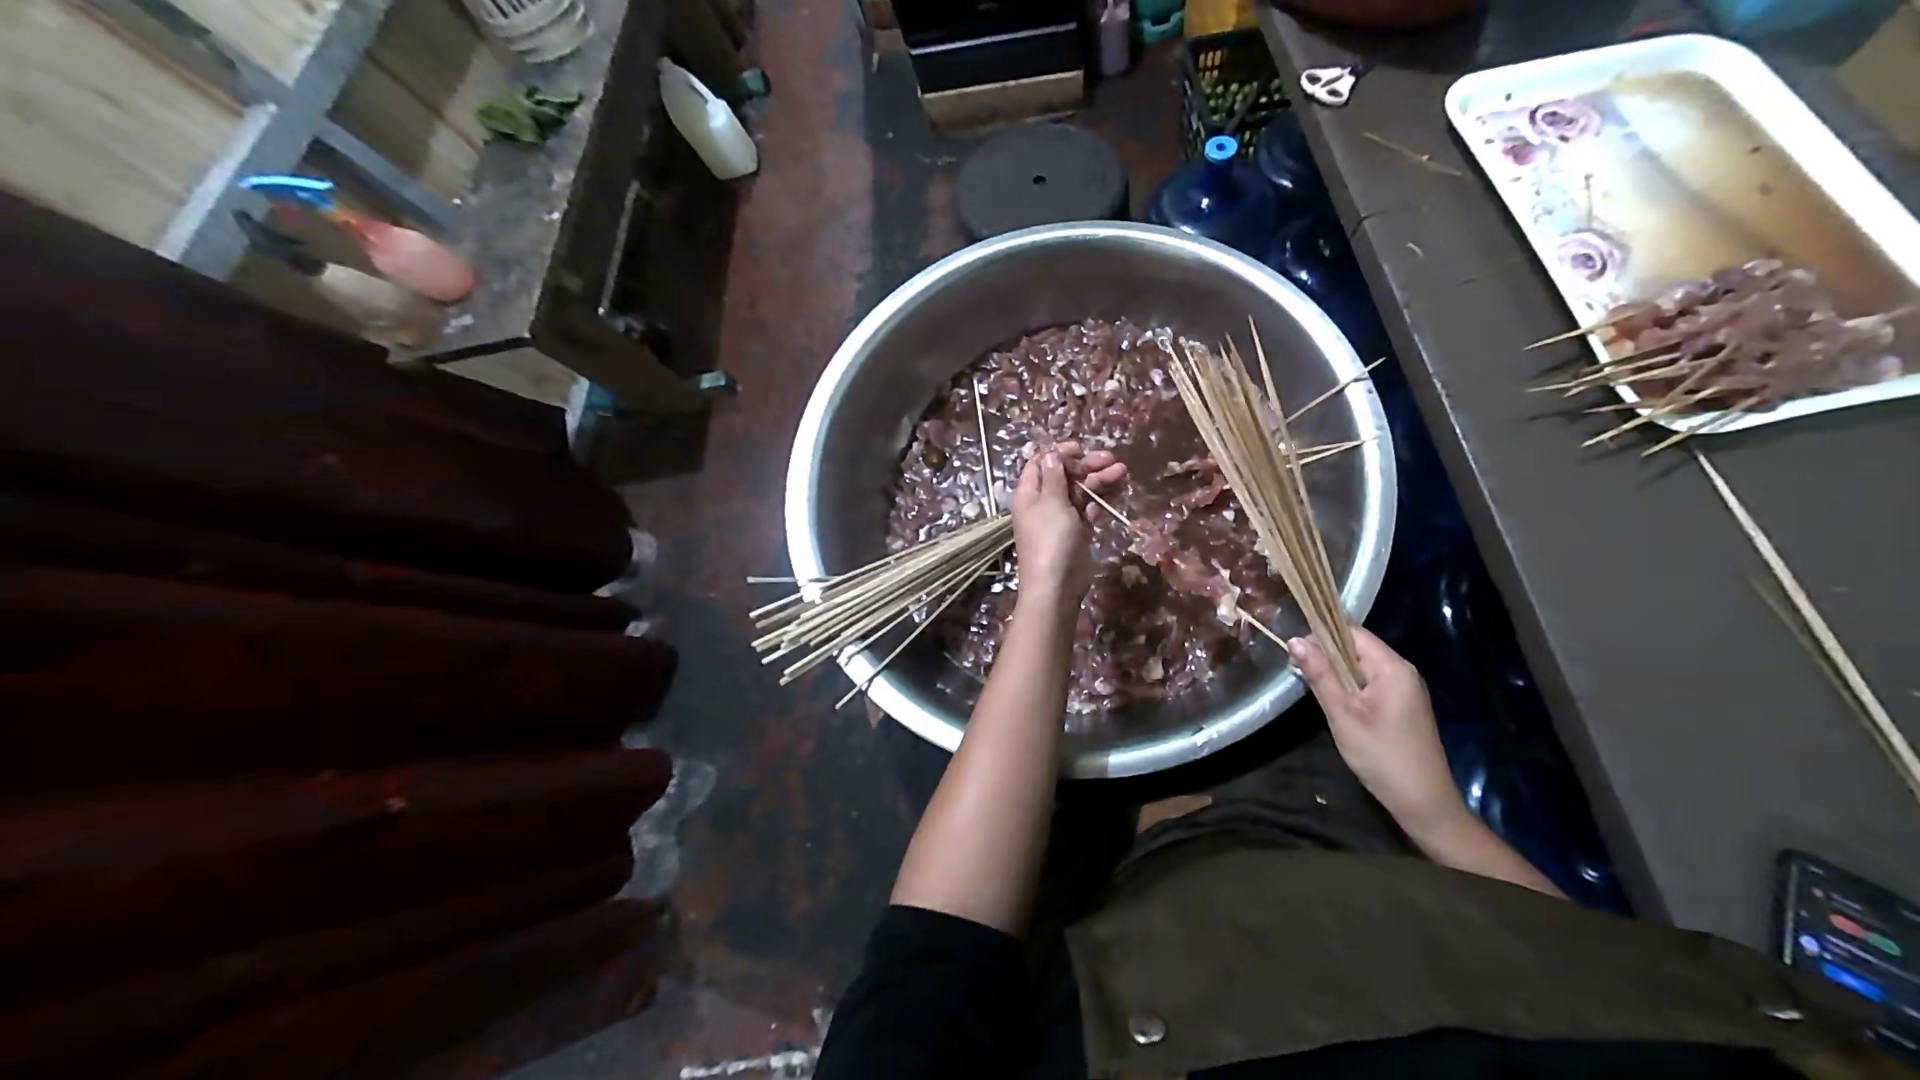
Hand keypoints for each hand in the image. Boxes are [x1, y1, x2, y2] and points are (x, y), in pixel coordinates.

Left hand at [1011, 441, 1123, 611]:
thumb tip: (1051, 455)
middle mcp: (1043, 503)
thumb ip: (1053, 477)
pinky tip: (1118, 489)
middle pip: (1064, 475)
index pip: (1040, 464)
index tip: (1080, 448)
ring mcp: (1061, 517)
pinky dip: (1102, 498)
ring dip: (1099, 479)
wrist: (1056, 585)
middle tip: (1110, 459)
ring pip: (1080, 491)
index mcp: (1029, 493)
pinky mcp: (1078, 531)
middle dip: (1086, 465)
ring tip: (1122, 471)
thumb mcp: (1050, 503)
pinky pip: (1089, 508)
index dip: (1059, 453)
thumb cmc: (1049, 539)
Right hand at [1289, 627, 1467, 838]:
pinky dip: (1348, 685)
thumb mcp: (1343, 715)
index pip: (1353, 632)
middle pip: (1357, 647)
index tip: (1295, 650)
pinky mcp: (1401, 704)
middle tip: (1298, 670)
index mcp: (1393, 668)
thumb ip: (1320, 675)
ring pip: (1360, 665)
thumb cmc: (1382, 757)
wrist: (1423, 802)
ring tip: (1311, 685)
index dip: (1321, 634)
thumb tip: (1295, 640)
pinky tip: (1334, 702)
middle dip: (1326, 654)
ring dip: (1335, 671)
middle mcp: (1402, 671)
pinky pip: (1368, 681)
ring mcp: (1404, 688)